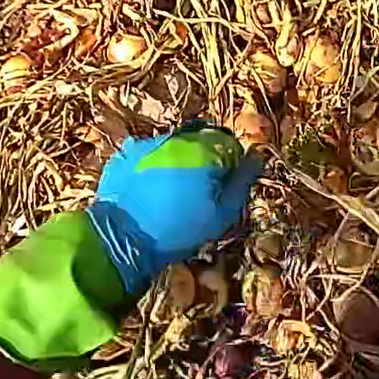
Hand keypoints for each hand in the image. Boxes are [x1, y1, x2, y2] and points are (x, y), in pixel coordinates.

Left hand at [86, 126, 262, 293]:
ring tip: (171, 193)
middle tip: (197, 194)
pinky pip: (151, 154)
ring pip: (176, 147)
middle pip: (203, 143)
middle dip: (205, 163)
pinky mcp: (127, 154)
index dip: (230, 169)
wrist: (120, 240)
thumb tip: (258, 156)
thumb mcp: (221, 214)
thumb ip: (242, 182)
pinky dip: (155, 166)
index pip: (230, 146)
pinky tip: (151, 191)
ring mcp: (150, 143)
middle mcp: (178, 138)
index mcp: (205, 150)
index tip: (221, 190)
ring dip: (180, 163)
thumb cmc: (178, 230)